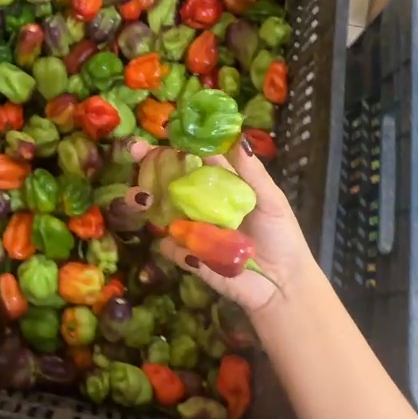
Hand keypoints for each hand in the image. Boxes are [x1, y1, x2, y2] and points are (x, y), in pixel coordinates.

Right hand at [132, 138, 316, 313]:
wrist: (284, 285)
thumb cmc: (281, 237)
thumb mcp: (271, 199)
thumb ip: (250, 170)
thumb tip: (236, 135)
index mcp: (219, 186)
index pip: (192, 160)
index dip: (174, 145)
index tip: (157, 132)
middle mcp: (200, 204)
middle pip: (167, 182)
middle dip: (147, 167)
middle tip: (133, 151)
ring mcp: (191, 230)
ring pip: (160, 212)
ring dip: (148, 201)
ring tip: (145, 196)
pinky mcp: (188, 257)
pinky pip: (170, 247)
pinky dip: (173, 245)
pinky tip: (188, 249)